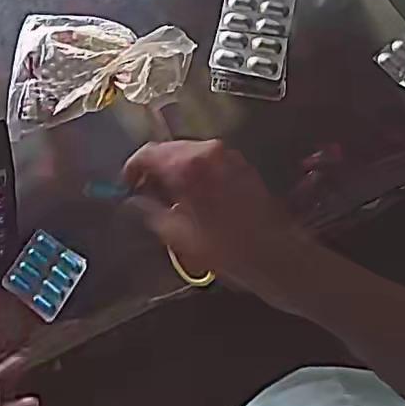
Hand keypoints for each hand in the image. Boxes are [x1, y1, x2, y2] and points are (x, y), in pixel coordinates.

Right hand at [124, 140, 318, 308]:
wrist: (278, 255)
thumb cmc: (228, 250)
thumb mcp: (180, 236)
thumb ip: (152, 212)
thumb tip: (136, 201)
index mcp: (190, 164)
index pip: (149, 152)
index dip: (132, 168)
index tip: (126, 186)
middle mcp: (209, 150)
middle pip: (168, 150)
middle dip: (153, 170)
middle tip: (144, 195)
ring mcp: (228, 155)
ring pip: (188, 154)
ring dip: (174, 171)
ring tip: (168, 200)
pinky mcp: (241, 164)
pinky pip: (208, 161)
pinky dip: (195, 172)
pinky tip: (193, 198)